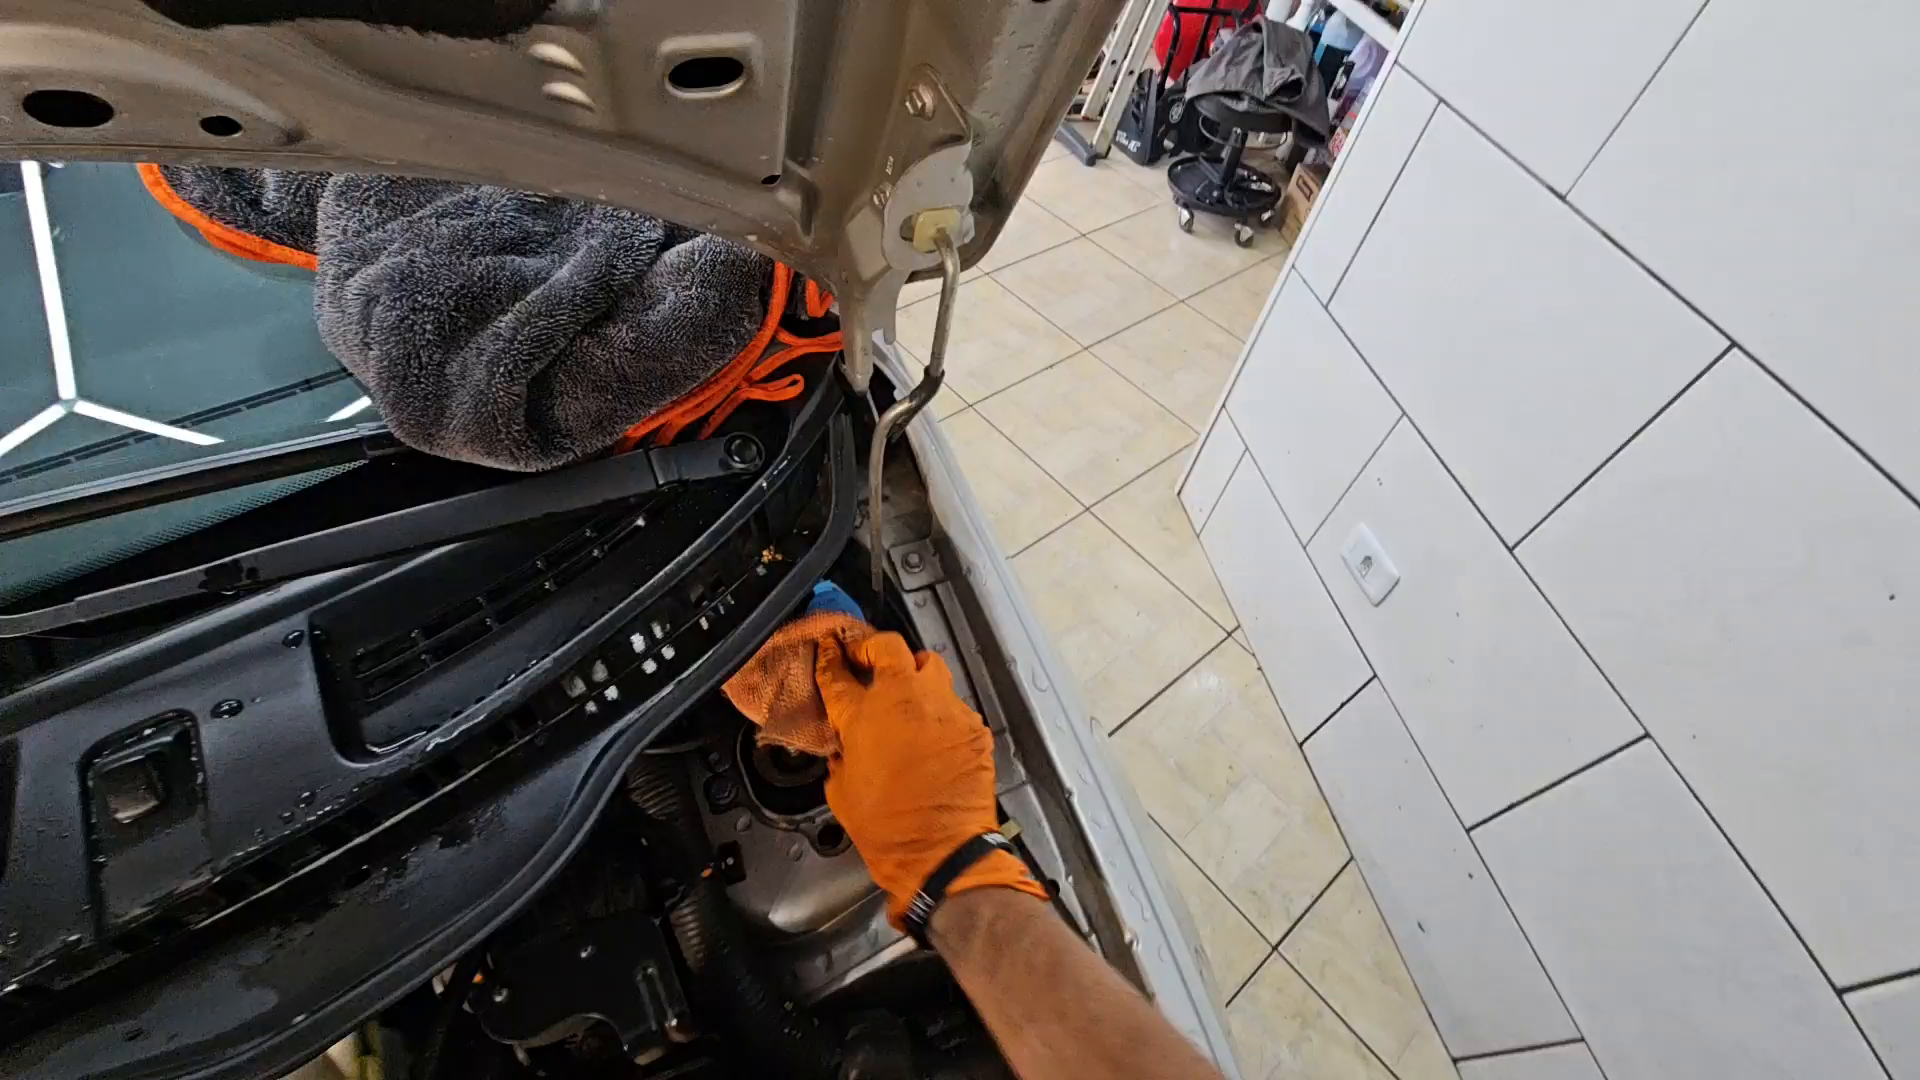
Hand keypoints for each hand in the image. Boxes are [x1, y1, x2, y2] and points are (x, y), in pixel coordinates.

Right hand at [815, 631, 1044, 926]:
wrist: (942, 851)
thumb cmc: (888, 828)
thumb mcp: (842, 791)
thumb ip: (842, 754)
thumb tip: (847, 745)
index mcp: (864, 715)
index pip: (839, 673)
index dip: (831, 658)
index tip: (830, 650)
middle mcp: (906, 700)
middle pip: (888, 646)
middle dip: (874, 646)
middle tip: (867, 657)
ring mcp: (944, 707)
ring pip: (930, 667)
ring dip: (915, 673)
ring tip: (908, 691)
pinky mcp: (972, 724)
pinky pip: (954, 704)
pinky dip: (941, 712)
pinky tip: (935, 734)